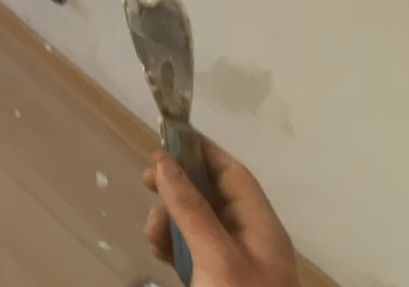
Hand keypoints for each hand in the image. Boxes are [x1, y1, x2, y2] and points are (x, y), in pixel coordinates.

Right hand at [142, 140, 298, 286]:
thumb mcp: (215, 258)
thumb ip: (190, 208)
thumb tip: (164, 159)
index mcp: (262, 229)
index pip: (234, 174)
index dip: (202, 150)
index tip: (164, 136)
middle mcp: (251, 240)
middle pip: (210, 193)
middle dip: (175, 188)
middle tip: (146, 184)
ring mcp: (236, 262)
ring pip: (195, 219)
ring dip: (168, 219)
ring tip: (154, 240)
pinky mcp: (220, 279)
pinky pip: (191, 245)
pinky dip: (171, 242)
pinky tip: (159, 254)